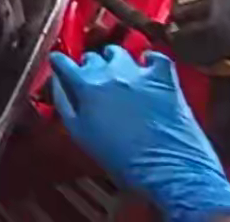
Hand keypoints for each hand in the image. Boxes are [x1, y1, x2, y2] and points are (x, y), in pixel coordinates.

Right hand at [50, 47, 229, 221]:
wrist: (172, 176)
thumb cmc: (125, 163)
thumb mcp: (82, 136)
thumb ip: (64, 103)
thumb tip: (57, 82)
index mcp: (85, 86)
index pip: (62, 61)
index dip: (60, 63)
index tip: (62, 67)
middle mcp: (108, 72)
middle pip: (91, 57)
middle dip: (91, 68)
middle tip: (98, 86)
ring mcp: (136, 72)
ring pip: (118, 52)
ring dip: (116, 62)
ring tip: (122, 78)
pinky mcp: (163, 78)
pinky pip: (154, 57)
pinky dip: (150, 61)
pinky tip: (149, 69)